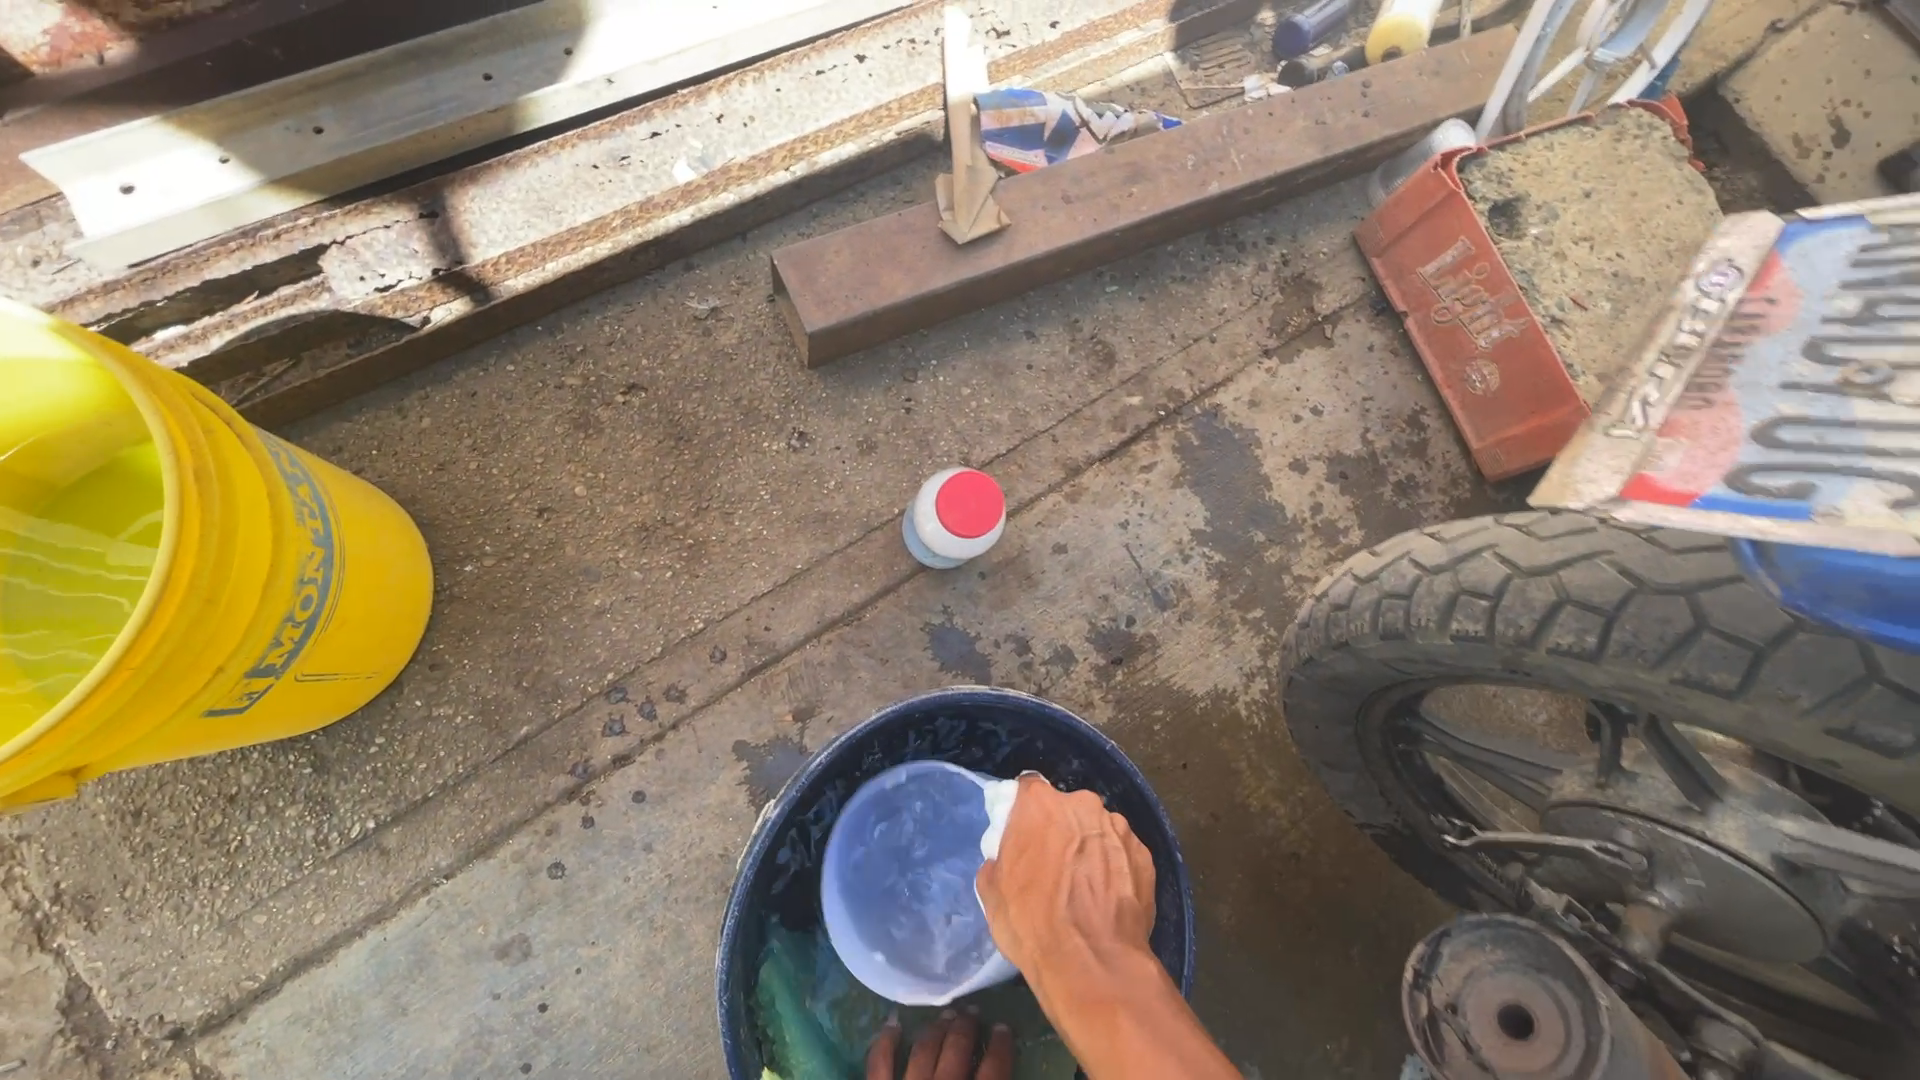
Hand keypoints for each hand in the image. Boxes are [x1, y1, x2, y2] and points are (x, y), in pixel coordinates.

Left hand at [866, 1010, 1012, 1079]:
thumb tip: (1002, 1070)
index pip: (995, 1069)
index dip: (1001, 1046)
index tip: (1004, 1027)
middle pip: (957, 1050)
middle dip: (966, 1026)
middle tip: (972, 1010)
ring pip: (924, 1050)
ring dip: (936, 1029)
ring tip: (945, 1014)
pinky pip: (880, 1064)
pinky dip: (885, 1042)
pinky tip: (893, 1022)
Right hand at [974, 774, 1155, 982]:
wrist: (1093, 962)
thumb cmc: (1032, 922)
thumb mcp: (993, 892)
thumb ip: (999, 860)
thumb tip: (1006, 859)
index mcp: (1040, 804)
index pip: (1028, 789)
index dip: (1024, 810)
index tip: (1024, 834)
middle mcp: (1083, 804)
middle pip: (1067, 809)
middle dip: (1061, 829)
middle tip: (1054, 865)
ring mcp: (1119, 828)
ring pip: (1098, 830)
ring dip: (1091, 848)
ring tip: (1086, 888)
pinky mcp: (1145, 856)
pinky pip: (1123, 854)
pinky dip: (1116, 869)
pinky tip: (1109, 900)